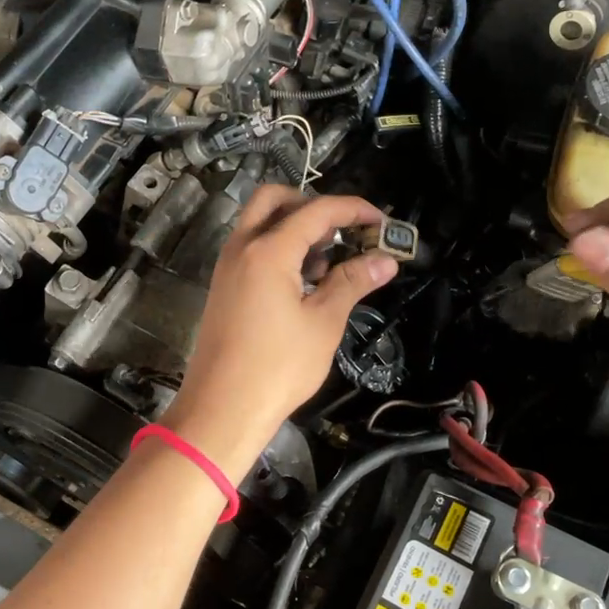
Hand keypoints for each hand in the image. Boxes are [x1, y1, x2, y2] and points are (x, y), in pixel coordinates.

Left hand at [164, 186, 399, 477]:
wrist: (222, 409)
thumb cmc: (277, 368)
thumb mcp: (323, 323)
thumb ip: (352, 283)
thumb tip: (385, 260)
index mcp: (267, 250)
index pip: (316, 210)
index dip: (353, 210)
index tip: (381, 221)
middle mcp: (241, 248)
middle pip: (274, 200)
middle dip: (313, 206)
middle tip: (343, 232)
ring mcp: (227, 267)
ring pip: (260, 224)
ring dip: (294, 228)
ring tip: (329, 265)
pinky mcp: (224, 287)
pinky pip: (251, 249)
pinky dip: (278, 249)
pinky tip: (304, 283)